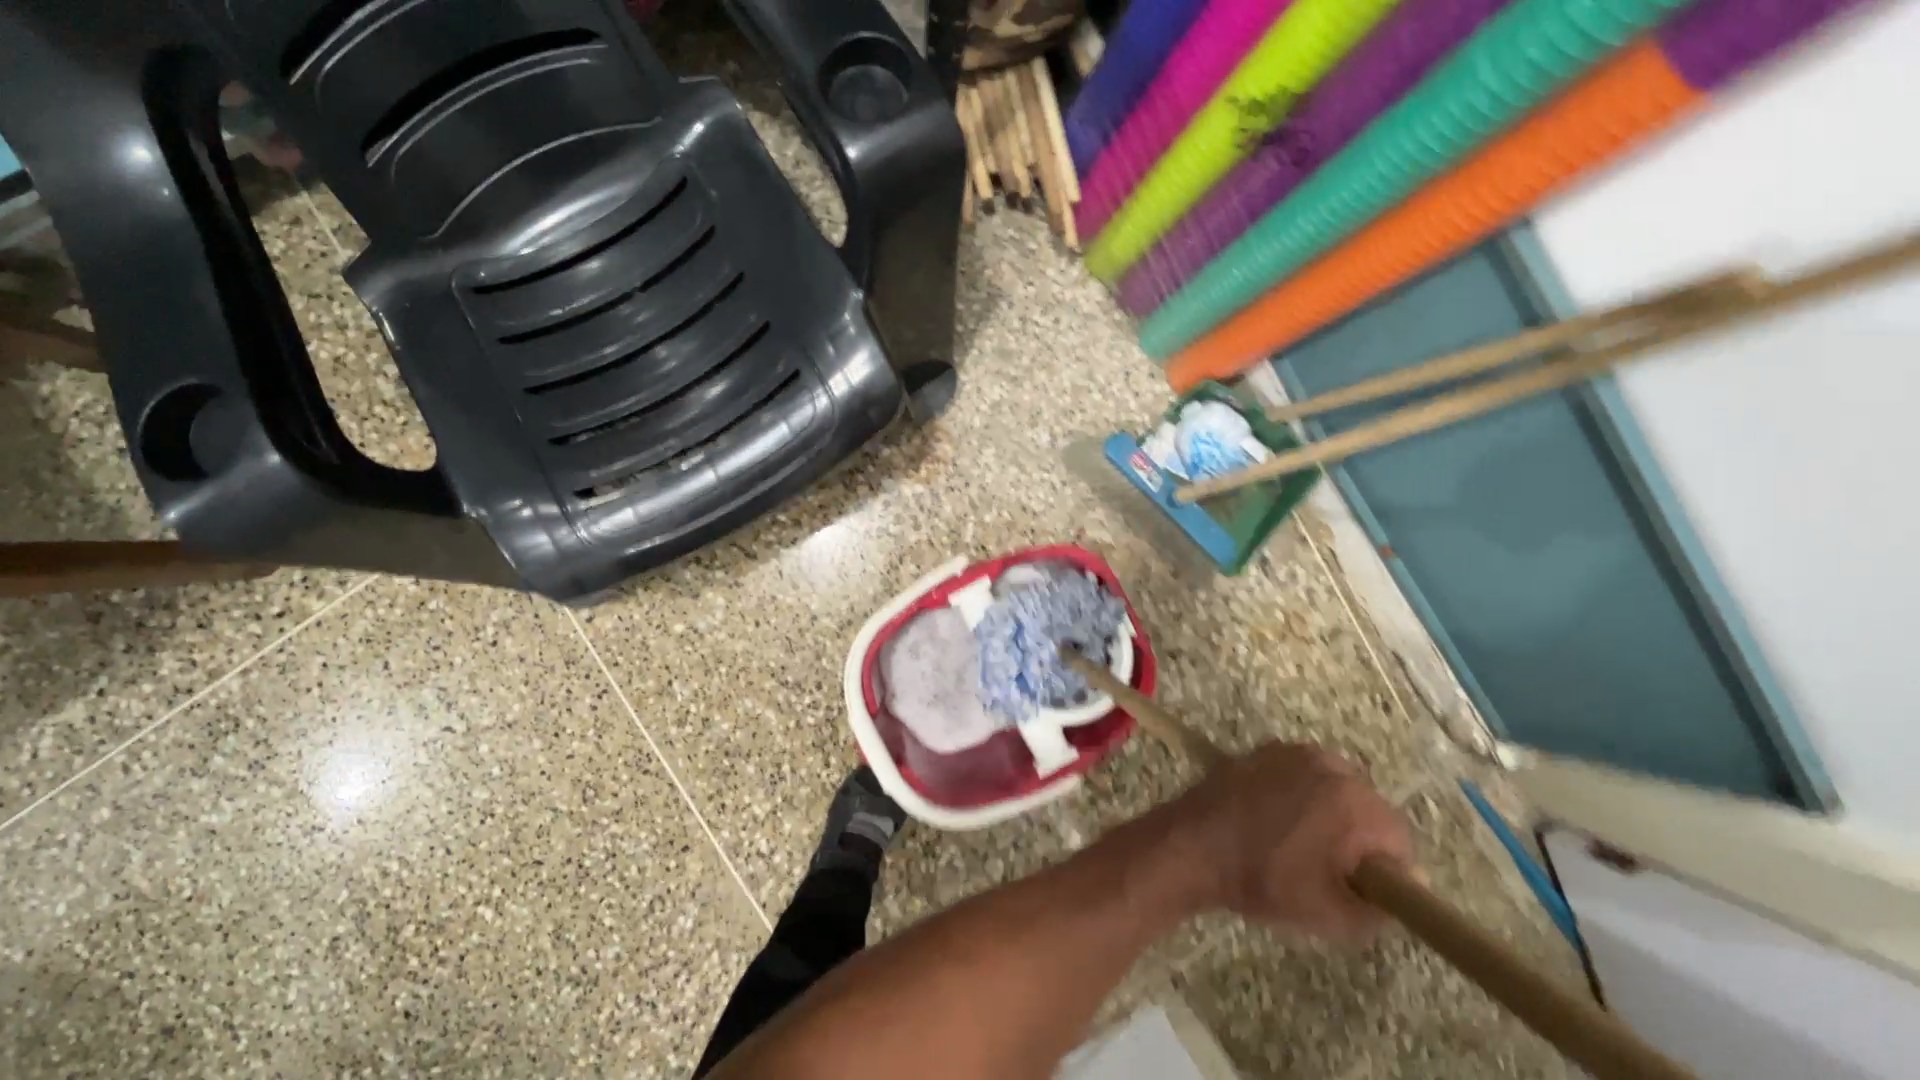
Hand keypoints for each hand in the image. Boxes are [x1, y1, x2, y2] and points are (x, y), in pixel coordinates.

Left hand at [1170, 742, 1415, 940]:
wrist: (1189, 846)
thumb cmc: (1261, 880)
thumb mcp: (1330, 916)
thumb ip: (1380, 909)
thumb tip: (1411, 887)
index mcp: (1355, 803)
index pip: (1400, 840)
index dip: (1387, 871)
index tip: (1358, 887)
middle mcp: (1332, 766)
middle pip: (1370, 809)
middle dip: (1358, 839)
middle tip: (1324, 868)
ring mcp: (1295, 752)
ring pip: (1337, 789)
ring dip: (1329, 814)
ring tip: (1295, 844)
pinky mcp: (1266, 749)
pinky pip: (1303, 775)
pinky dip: (1300, 794)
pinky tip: (1273, 820)